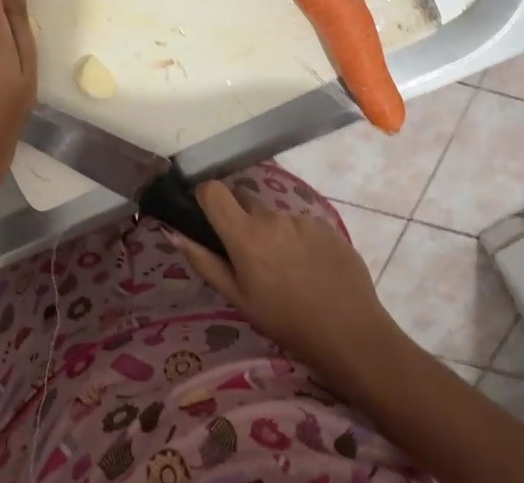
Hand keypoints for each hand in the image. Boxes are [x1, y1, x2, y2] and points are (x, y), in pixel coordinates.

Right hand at [172, 181, 414, 398]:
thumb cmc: (285, 321)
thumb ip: (203, 261)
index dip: (205, 197)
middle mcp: (272, 217)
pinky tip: (309, 268)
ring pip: (274, 215)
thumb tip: (173, 232)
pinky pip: (301, 224)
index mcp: (244, 234)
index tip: (206, 215)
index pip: (213, 190)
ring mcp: (302, 218)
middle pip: (244, 199)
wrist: (350, 332)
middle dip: (240, 217)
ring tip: (285, 268)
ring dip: (271, 231)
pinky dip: (298, 239)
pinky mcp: (327, 225)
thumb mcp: (237, 298)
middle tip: (248, 253)